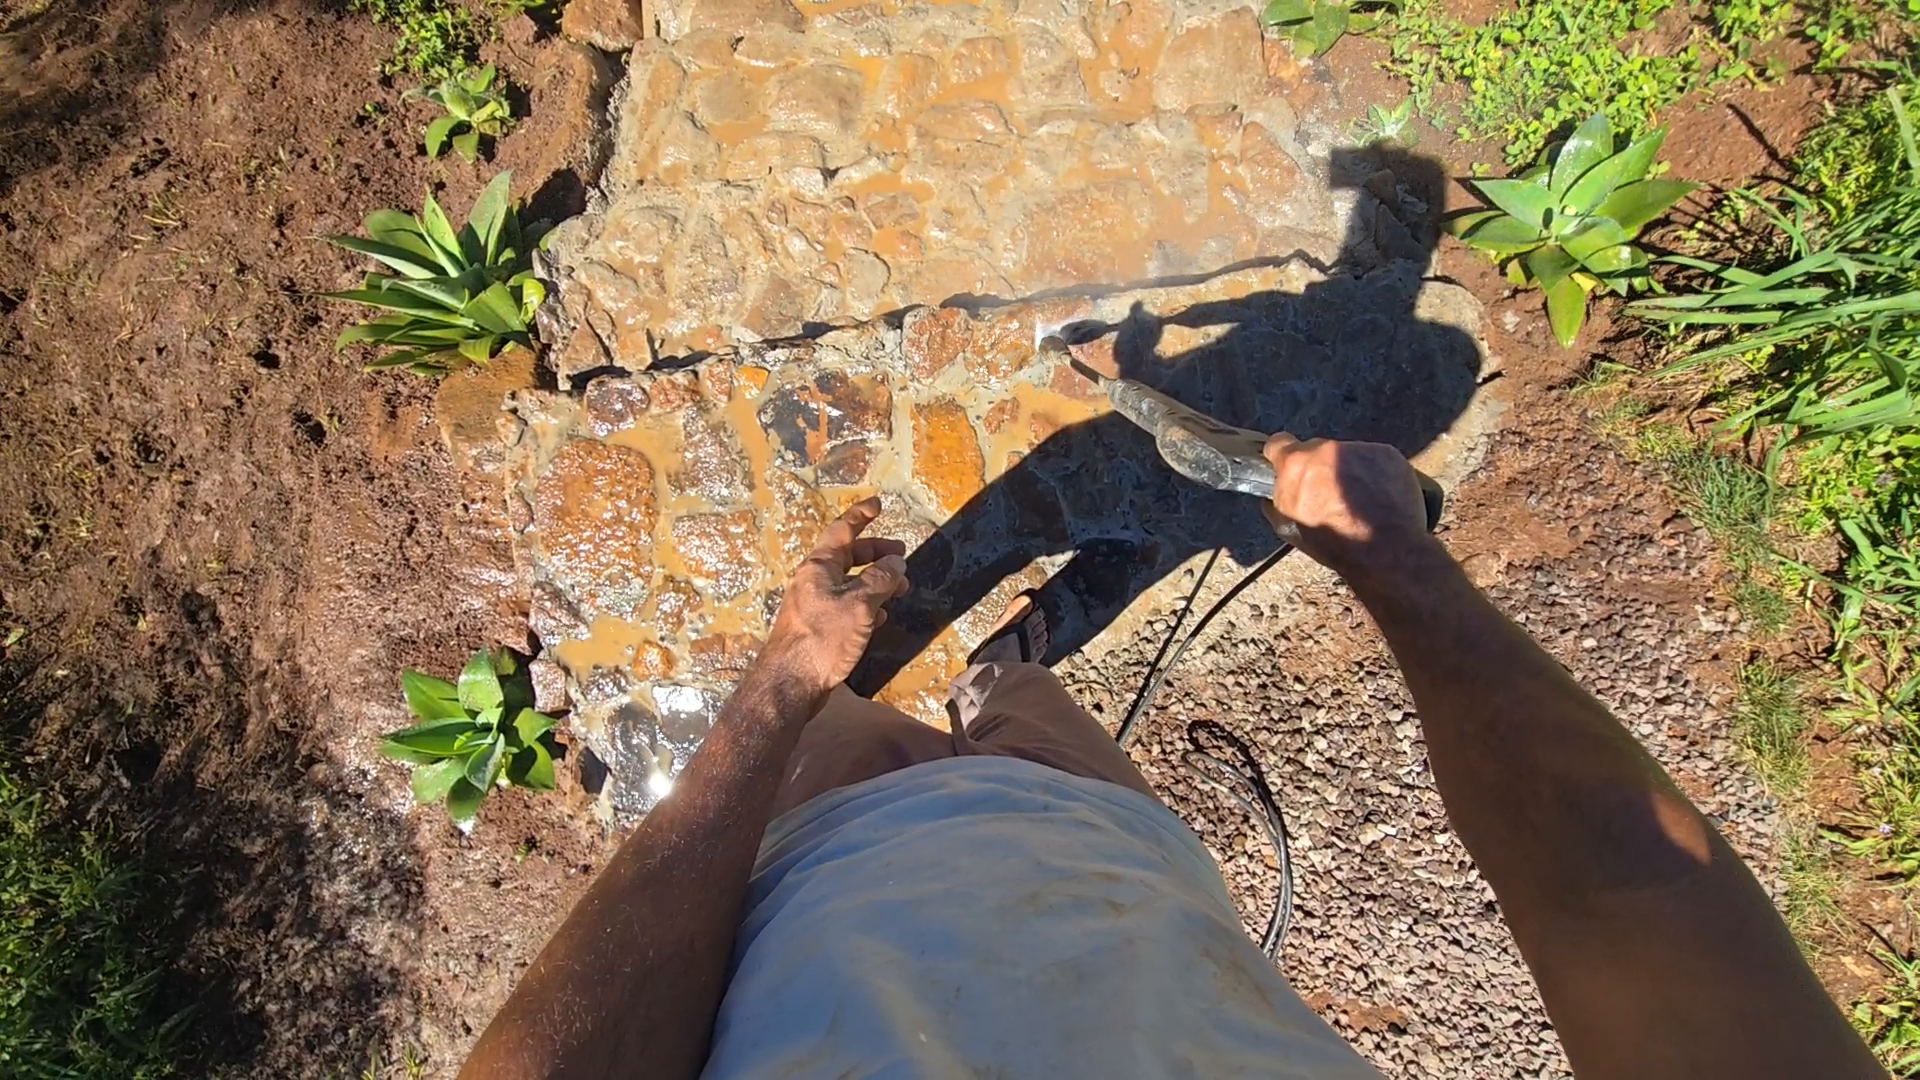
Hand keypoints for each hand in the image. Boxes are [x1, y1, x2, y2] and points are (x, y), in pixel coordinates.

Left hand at [759, 496, 910, 694]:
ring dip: (875, 582)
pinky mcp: (817, 629)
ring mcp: (813, 605)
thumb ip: (880, 580)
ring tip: (900, 589)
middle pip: (848, 556)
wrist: (791, 683)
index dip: (861, 516)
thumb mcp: (860, 604)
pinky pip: (846, 606)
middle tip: (900, 554)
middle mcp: (813, 581)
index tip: (877, 505)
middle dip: (876, 553)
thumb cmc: (823, 638)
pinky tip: (879, 618)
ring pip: (849, 583)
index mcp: (819, 567)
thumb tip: (896, 563)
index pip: (842, 530)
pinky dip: (865, 605)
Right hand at [1263, 434, 1431, 577]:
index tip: (1285, 462)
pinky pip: (1371, 458)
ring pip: (1344, 454)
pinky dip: (1370, 472)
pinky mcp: (1386, 454)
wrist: (1384, 550)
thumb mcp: (1288, 527)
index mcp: (1296, 464)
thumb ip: (1277, 500)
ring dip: (1344, 469)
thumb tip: (1275, 493)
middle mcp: (1326, 449)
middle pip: (1314, 450)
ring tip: (1354, 498)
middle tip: (1325, 492)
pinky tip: (1374, 495)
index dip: (1279, 454)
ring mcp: (1358, 449)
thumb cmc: (1334, 543)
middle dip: (1316, 467)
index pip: (1278, 443)